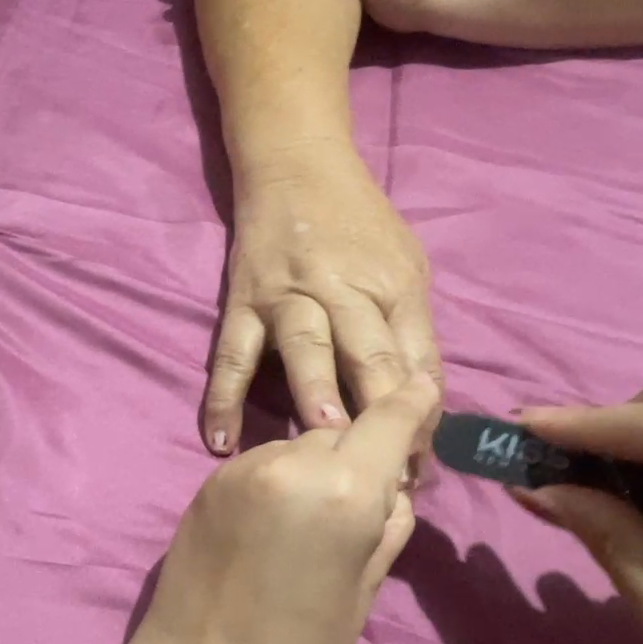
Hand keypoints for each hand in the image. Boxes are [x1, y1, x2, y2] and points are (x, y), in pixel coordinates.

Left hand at [134, 375, 438, 643]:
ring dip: (314, 471)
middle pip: (342, 435)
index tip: (424, 392)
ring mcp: (240, 470)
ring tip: (305, 528)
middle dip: (359, 459)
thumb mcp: (361, 595)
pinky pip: (261, 465)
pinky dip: (277, 482)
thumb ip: (386, 528)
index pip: (390, 419)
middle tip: (360, 508)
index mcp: (342, 492)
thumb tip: (395, 489)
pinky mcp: (206, 485)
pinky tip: (269, 530)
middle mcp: (289, 464)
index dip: (412, 404)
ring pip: (299, 447)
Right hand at [204, 143, 439, 454]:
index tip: (420, 471)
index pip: (416, 360)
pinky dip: (222, 396)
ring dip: (315, 395)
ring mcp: (290, 295)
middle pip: (369, 356)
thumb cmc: (359, 225)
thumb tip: (418, 407)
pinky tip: (220, 440)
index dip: (422, 418)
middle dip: (380, 416)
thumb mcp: (404, 267)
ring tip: (322, 447)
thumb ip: (410, 332)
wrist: (297, 167)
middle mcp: (346, 290)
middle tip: (384, 477)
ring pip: (306, 348)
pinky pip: (232, 354)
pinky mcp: (243, 301)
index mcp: (395, 286)